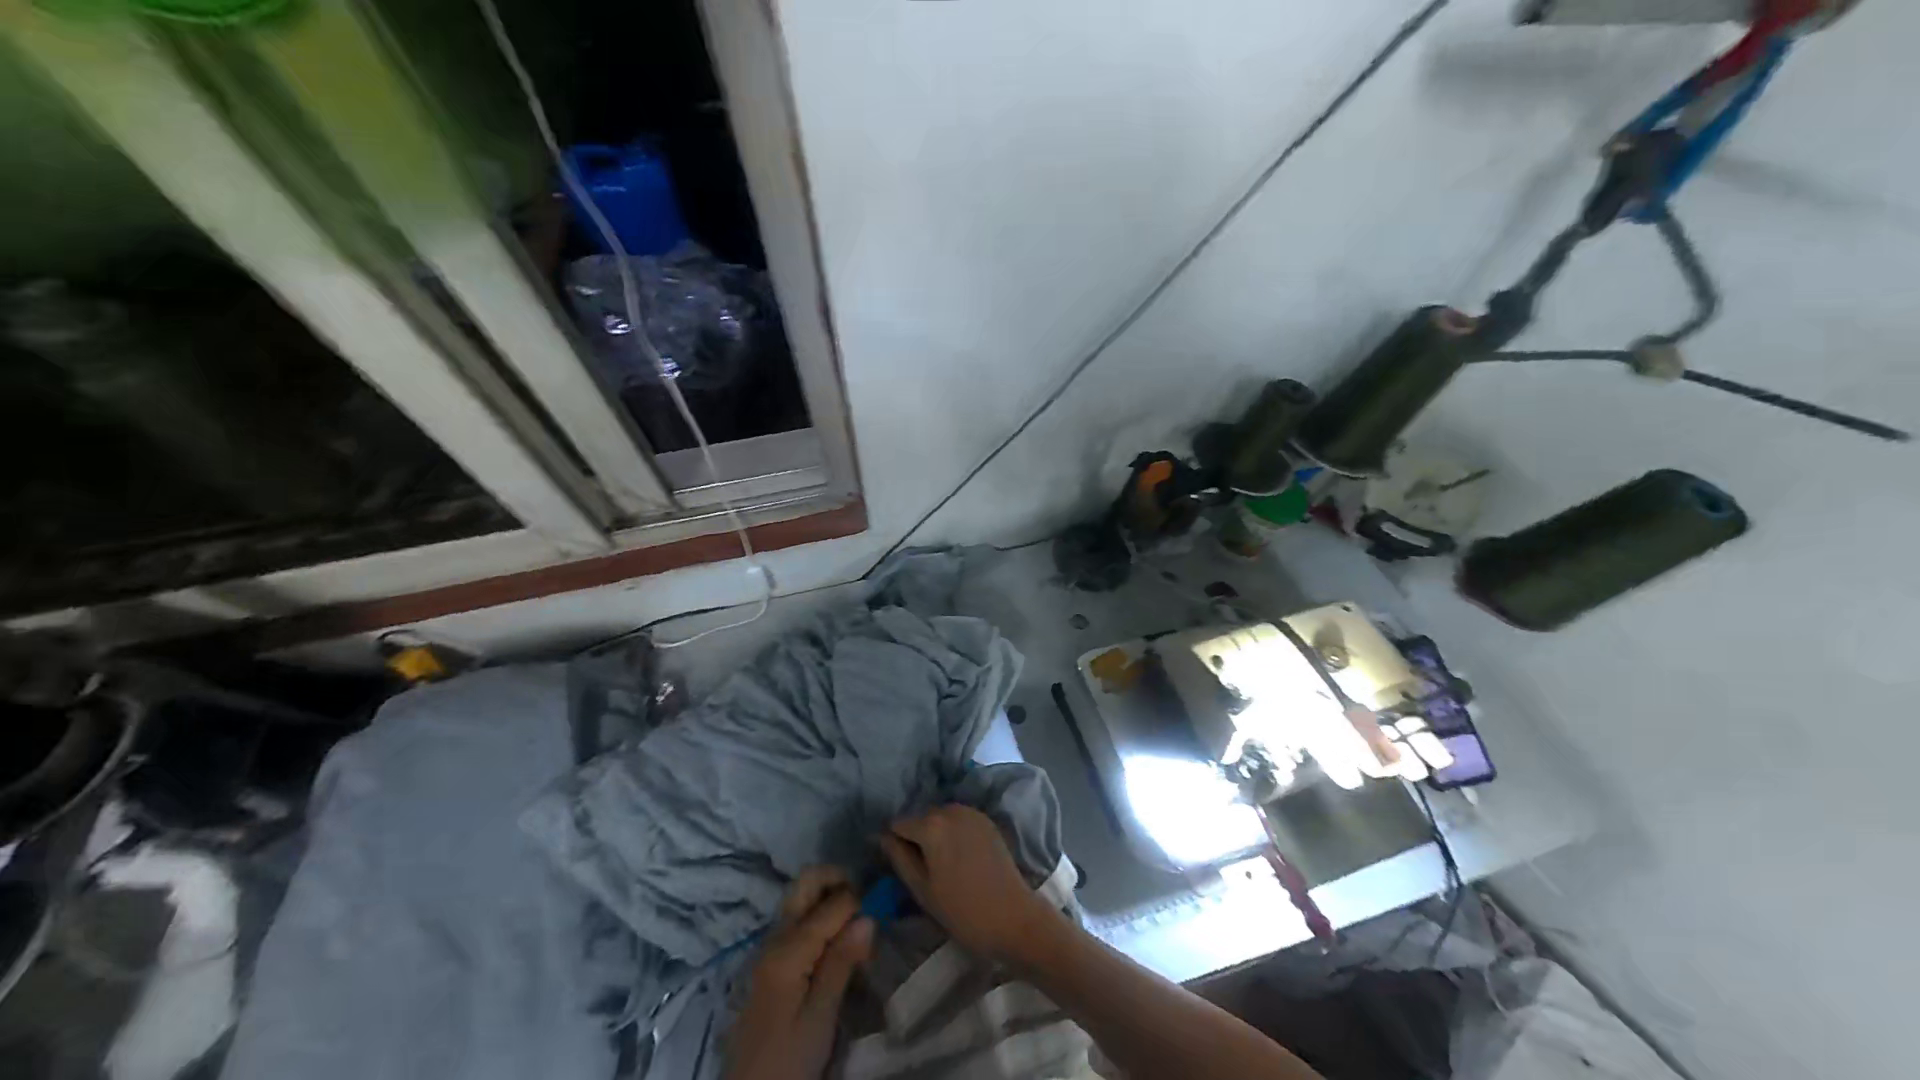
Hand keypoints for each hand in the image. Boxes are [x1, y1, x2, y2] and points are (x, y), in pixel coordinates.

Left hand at [725, 866, 873, 1079]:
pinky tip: (837, 940)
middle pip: (805, 883)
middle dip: (838, 880)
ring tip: (856, 922)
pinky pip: (797, 919)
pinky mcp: (771, 961)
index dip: (860, 902)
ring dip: (829, 896)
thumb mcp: (820, 1017)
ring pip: (800, 898)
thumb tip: (868, 915)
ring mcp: (769, 947)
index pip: (832, 903)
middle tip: (867, 903)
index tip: (882, 915)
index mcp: (788, 950)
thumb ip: (841, 963)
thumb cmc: (788, 1061)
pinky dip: (820, 915)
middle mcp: (774, 937)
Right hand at [879, 804, 1063, 967]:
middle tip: (920, 868)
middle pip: (920, 817)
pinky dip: (953, 832)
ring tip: (940, 864)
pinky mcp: (987, 821)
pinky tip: (959, 857)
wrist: (1014, 918)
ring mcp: (972, 813)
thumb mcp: (922, 889)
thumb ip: (899, 858)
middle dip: (915, 836)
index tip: (898, 864)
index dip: (893, 842)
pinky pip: (959, 820)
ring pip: (940, 817)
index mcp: (930, 825)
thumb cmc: (962, 911)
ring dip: (935, 833)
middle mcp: (950, 809)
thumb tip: (882, 837)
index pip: (898, 823)